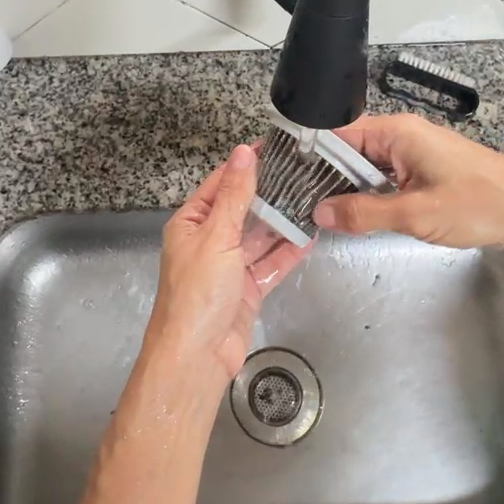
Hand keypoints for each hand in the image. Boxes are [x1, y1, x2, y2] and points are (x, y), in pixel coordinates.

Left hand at [147, 144, 311, 382]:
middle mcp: (209, 241)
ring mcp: (229, 267)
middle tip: (303, 172)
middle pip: (243, 209)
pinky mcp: (248, 289)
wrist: (197, 357)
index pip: (221, 184)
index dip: (245, 165)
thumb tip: (243, 153)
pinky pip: (271, 264)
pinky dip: (288, 252)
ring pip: (260, 237)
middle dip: (270, 193)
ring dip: (283, 222)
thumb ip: (236, 195)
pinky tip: (309, 235)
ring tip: (312, 198)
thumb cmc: (197, 293)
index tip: (274, 147)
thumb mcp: (217, 236)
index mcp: (191, 224)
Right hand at [313, 113, 503, 253]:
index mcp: (398, 132)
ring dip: (349, 186)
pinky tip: (356, 212)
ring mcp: (416, 152)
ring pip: (368, 166)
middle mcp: (404, 135)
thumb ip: (364, 213)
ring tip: (318, 208)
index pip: (340, 133)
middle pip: (351, 149)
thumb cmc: (478, 206)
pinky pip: (386, 176)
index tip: (286, 174)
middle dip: (326, 173)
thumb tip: (320, 212)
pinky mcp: (426, 170)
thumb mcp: (415, 214)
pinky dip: (371, 192)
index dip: (311, 152)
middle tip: (296, 199)